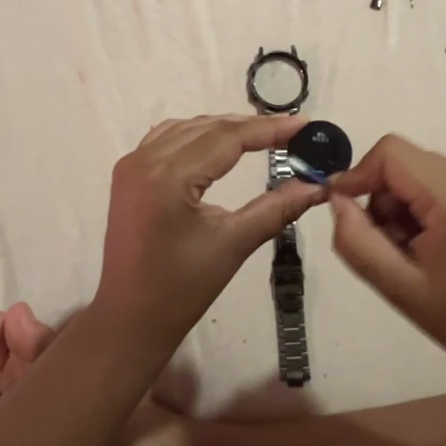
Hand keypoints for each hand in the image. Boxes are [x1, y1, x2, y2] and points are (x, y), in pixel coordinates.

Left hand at [95, 115, 326, 353]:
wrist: (129, 319)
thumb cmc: (181, 289)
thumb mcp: (233, 245)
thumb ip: (277, 209)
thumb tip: (318, 186)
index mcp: (168, 177)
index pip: (226, 137)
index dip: (268, 128)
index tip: (304, 126)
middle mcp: (145, 160)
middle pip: (207, 128)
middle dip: (251, 127)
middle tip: (292, 132)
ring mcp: (131, 165)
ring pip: (187, 128)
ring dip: (224, 128)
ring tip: (263, 136)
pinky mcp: (127, 174)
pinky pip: (166, 138)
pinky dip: (197, 135)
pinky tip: (219, 145)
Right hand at [329, 135, 445, 411]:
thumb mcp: (397, 288)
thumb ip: (356, 240)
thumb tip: (337, 199)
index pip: (391, 153)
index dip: (359, 175)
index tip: (344, 210)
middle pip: (404, 160)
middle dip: (383, 197)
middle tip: (387, 245)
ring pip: (419, 169)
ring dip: (401, 203)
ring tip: (412, 250)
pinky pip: (439, 179)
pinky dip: (422, 203)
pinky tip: (432, 243)